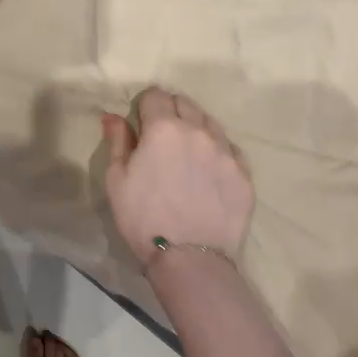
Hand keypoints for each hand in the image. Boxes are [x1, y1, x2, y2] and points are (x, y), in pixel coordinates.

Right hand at [103, 88, 255, 267]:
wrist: (190, 261)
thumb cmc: (143, 218)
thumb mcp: (116, 179)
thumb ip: (117, 141)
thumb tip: (113, 116)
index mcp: (163, 128)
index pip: (156, 95)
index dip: (145, 106)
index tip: (141, 123)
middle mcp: (197, 131)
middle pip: (185, 103)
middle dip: (171, 111)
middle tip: (162, 135)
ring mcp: (225, 152)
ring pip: (210, 123)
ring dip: (196, 127)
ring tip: (188, 151)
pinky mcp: (244, 175)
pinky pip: (231, 150)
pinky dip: (218, 151)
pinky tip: (209, 170)